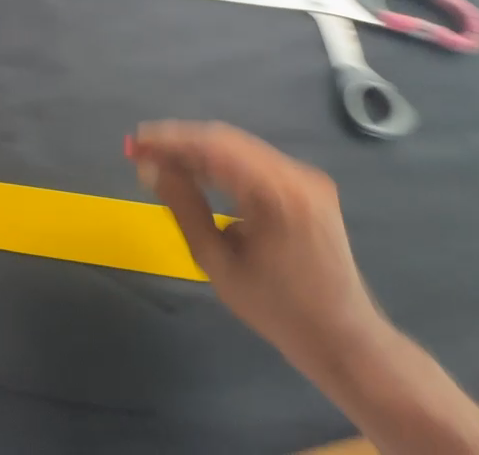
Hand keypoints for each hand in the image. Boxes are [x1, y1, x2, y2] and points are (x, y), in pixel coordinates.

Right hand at [127, 121, 384, 366]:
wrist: (344, 338)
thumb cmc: (276, 308)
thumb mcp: (216, 260)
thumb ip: (183, 206)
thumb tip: (150, 167)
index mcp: (277, 193)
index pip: (214, 146)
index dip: (169, 140)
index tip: (135, 143)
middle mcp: (296, 175)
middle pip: (226, 141)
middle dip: (179, 142)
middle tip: (140, 151)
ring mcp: (306, 178)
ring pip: (238, 147)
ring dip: (197, 151)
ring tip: (160, 161)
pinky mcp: (307, 186)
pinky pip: (254, 161)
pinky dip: (220, 162)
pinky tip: (195, 172)